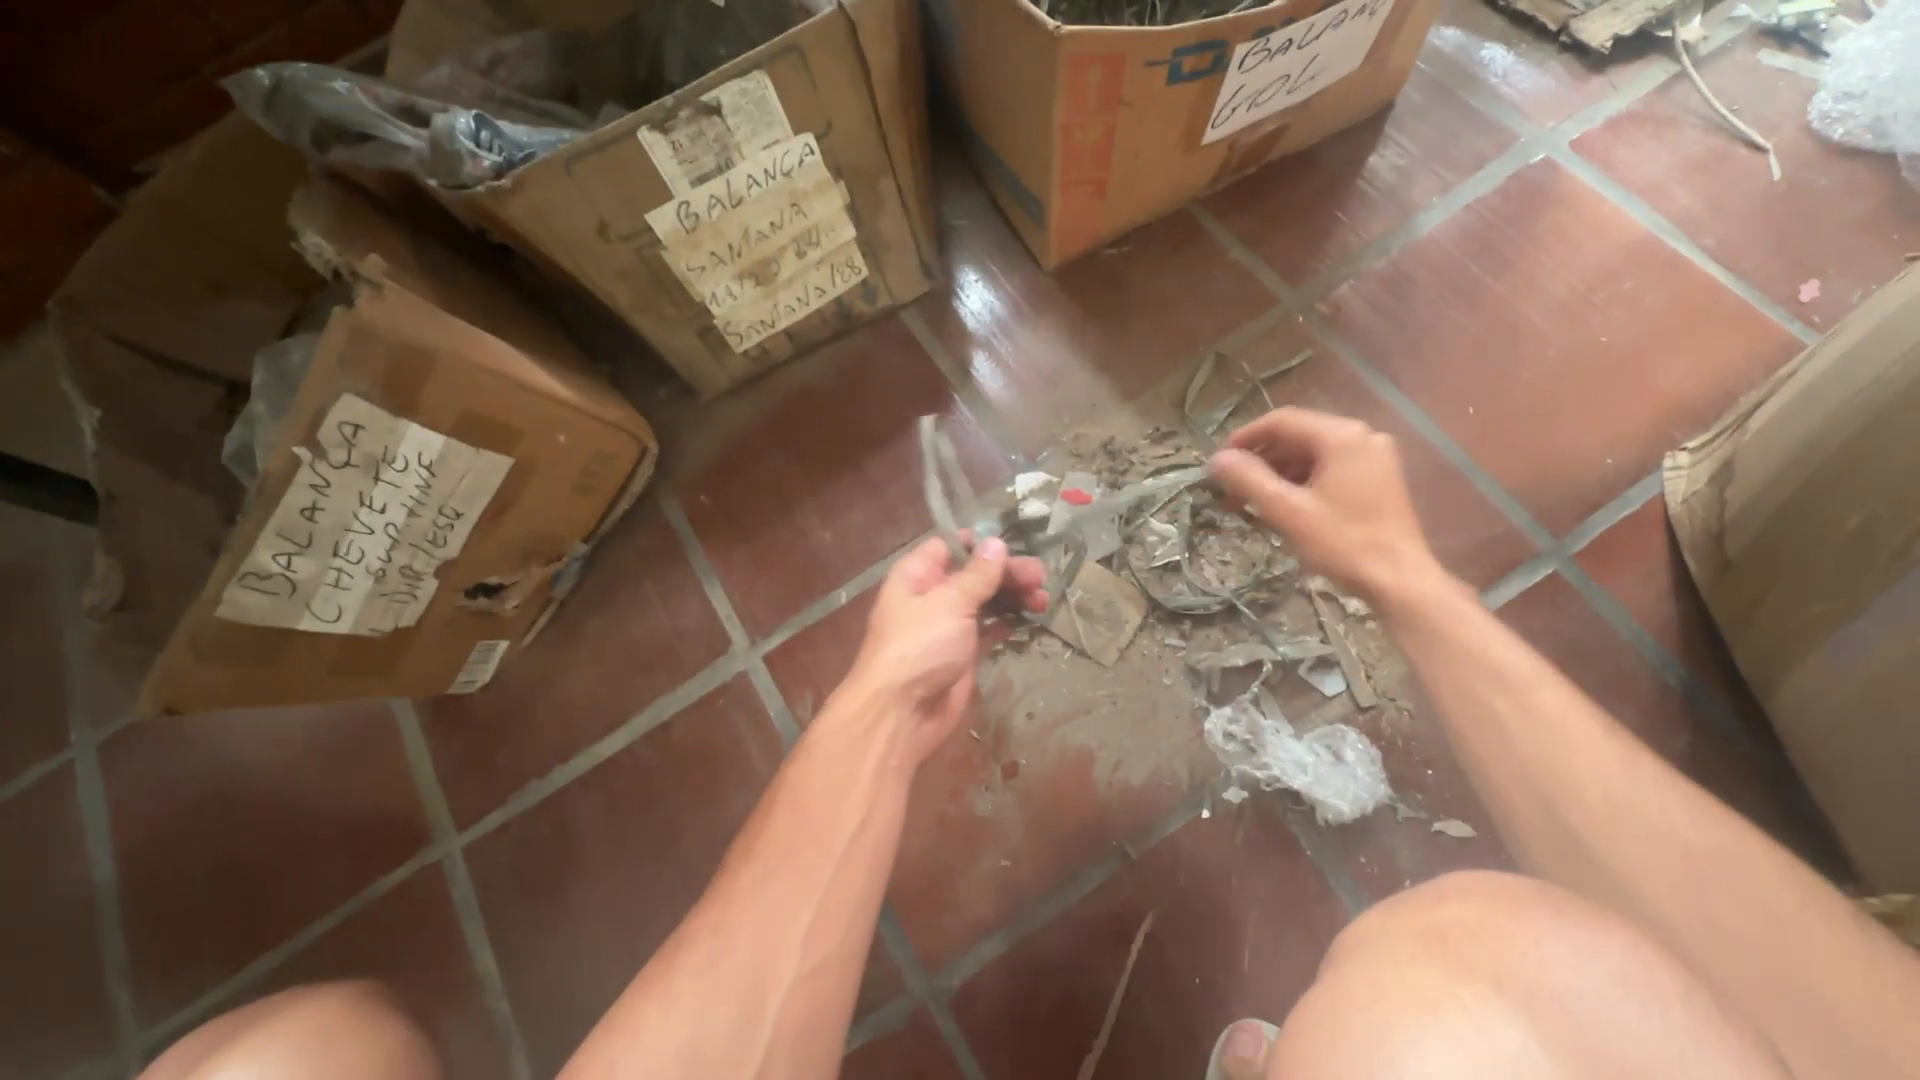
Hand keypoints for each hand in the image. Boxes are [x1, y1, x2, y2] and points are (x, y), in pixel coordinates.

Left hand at [845, 535, 1048, 764]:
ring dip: (1013, 597)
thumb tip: (995, 542)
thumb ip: (977, 574)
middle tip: (1041, 577)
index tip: (1014, 545)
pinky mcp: (962, 653)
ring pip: (985, 602)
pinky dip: (1007, 622)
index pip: (950, 545)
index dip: (981, 544)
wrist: (902, 713)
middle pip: (974, 574)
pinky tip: (1029, 619)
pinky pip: (988, 630)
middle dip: (1007, 573)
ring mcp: (947, 626)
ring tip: (1043, 600)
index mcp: (917, 574)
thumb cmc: (920, 647)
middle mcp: (931, 596)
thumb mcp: (949, 602)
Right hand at [1209, 407, 1441, 605]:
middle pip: (1298, 436)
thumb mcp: (1287, 511)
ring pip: (1313, 454)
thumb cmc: (1342, 543)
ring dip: (1280, 473)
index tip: (1219, 463)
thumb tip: (1216, 459)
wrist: (1399, 580)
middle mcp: (1362, 436)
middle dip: (1261, 461)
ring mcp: (1375, 456)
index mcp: (1341, 436)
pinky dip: (1303, 481)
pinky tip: (1285, 506)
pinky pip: (1331, 468)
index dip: (1245, 438)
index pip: (1282, 421)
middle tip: (1232, 489)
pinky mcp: (1379, 478)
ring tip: (1253, 503)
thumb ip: (1249, 479)